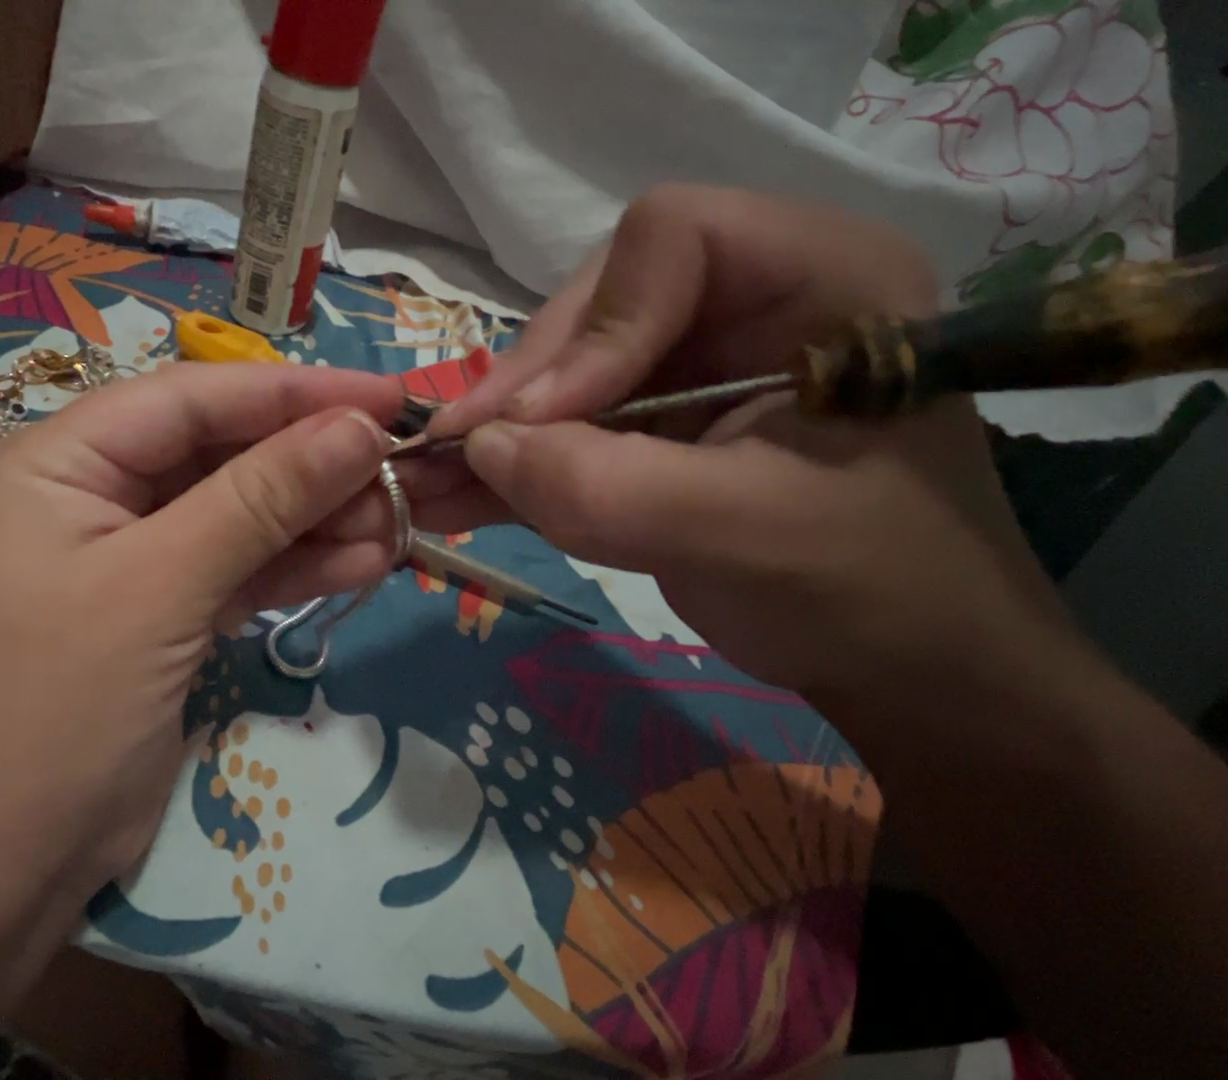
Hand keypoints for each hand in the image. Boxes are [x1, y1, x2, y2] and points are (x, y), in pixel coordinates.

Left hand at [0, 363, 403, 894]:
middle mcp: (91, 496)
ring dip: (316, 519)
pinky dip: (295, 570)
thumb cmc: (53, 708)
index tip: (390, 396)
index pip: (192, 398)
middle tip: (405, 472)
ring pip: (238, 517)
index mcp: (60, 460)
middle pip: (220, 454)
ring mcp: (129, 563)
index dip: (294, 392)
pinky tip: (364, 563)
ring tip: (401, 522)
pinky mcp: (160, 621)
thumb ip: (259, 501)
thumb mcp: (157, 590)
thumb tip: (358, 426)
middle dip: (311, 463)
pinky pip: (237, 574)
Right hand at [403, 185, 1075, 713]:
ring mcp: (697, 366)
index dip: (596, 324)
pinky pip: (568, 426)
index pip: (673, 239)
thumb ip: (608, 486)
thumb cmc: (869, 591)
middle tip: (458, 460)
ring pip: (566, 369)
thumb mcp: (744, 533)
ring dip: (499, 434)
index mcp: (821, 281)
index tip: (544, 422)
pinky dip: (511, 465)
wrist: (905, 670)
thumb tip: (477, 449)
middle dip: (530, 388)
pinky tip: (452, 497)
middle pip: (600, 304)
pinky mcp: (659, 424)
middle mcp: (752, 301)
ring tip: (425, 484)